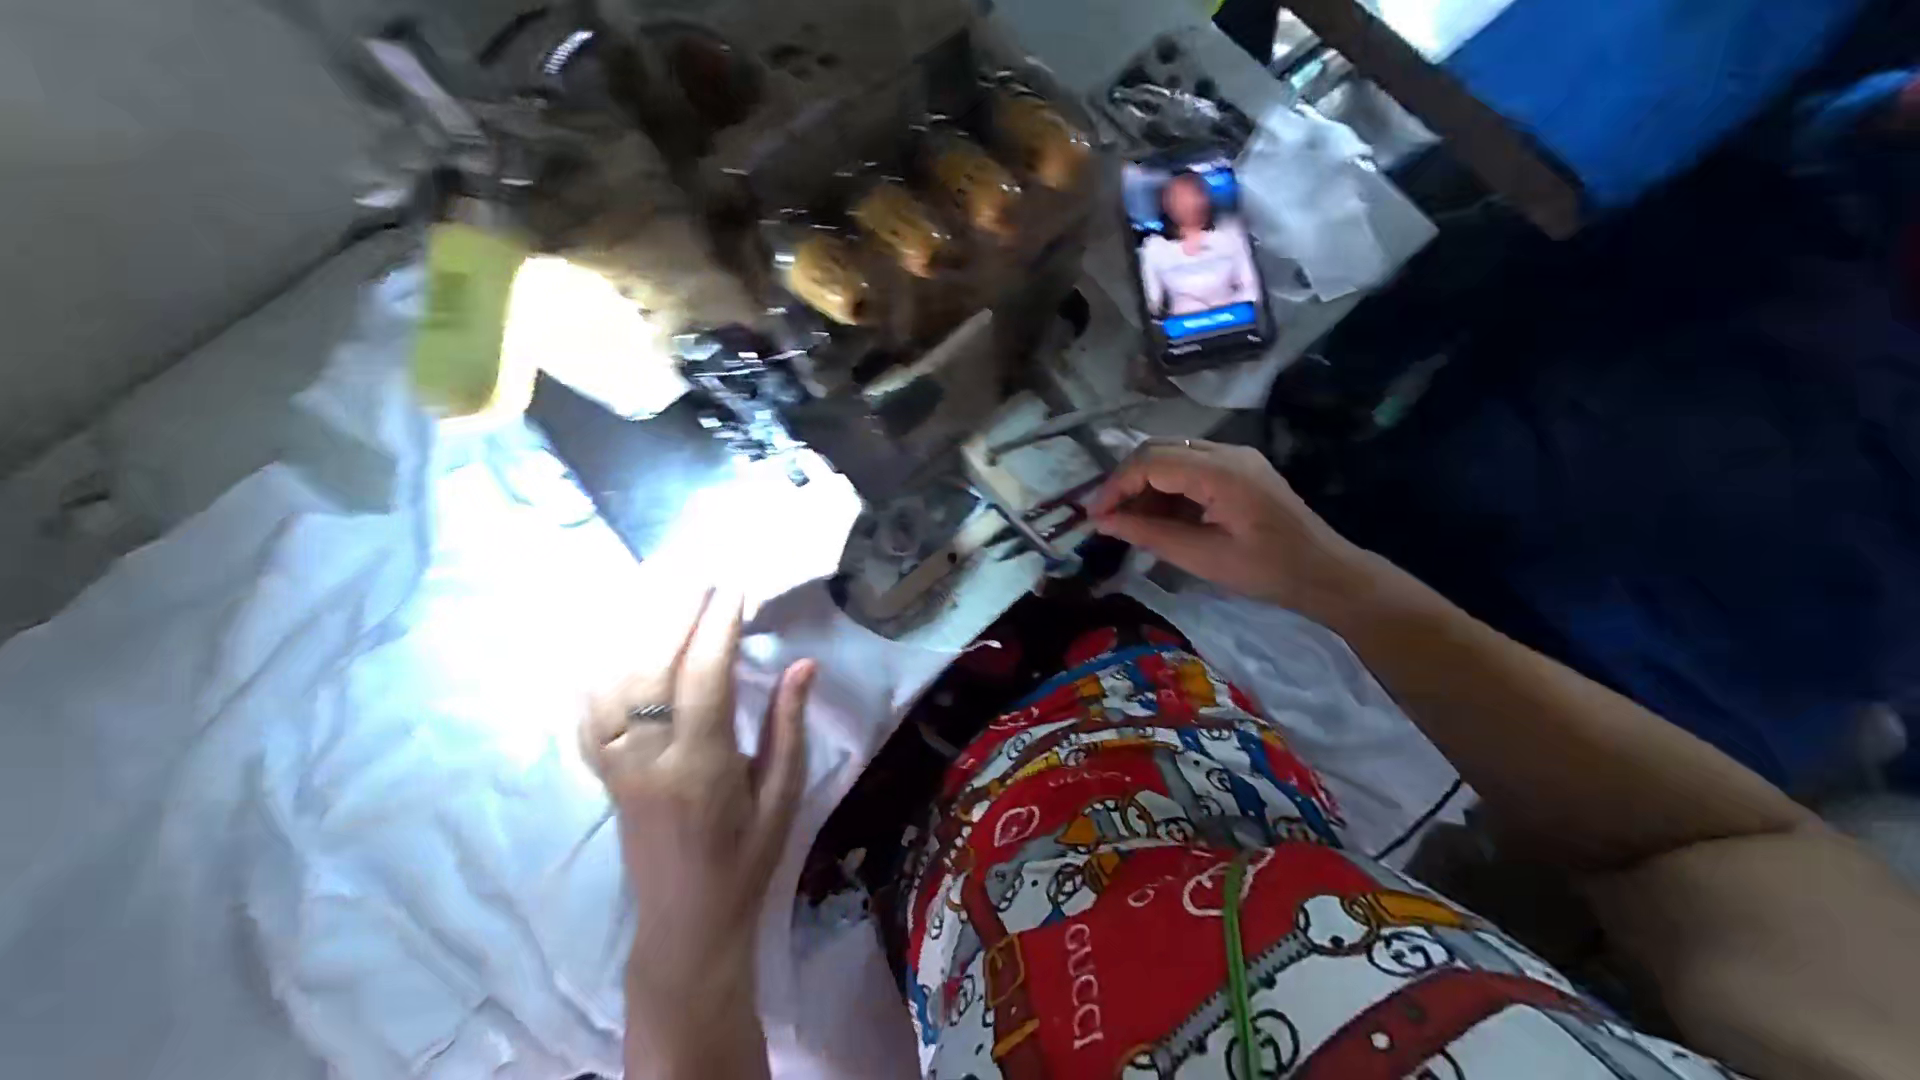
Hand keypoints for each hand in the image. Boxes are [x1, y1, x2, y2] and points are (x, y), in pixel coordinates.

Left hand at [580, 588, 812, 1078]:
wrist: (685, 920)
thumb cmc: (747, 858)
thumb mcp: (782, 797)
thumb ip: (788, 728)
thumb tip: (802, 664)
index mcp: (700, 769)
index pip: (703, 681)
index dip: (717, 629)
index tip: (733, 590)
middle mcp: (646, 760)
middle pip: (649, 670)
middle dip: (674, 615)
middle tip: (700, 576)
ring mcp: (614, 764)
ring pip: (610, 680)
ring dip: (636, 629)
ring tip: (664, 591)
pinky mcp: (600, 770)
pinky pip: (589, 706)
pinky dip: (602, 663)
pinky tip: (619, 636)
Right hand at [1088, 440, 1375, 619]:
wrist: (1325, 573)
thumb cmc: (1266, 570)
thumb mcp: (1202, 557)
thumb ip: (1150, 534)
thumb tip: (1105, 522)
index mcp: (1220, 472)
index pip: (1151, 461)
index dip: (1116, 486)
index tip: (1095, 516)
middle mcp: (1226, 452)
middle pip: (1158, 450)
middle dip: (1126, 481)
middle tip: (1108, 517)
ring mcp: (1235, 458)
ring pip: (1171, 456)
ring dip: (1145, 485)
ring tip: (1130, 522)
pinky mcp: (1239, 470)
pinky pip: (1190, 467)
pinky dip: (1166, 488)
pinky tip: (1158, 516)